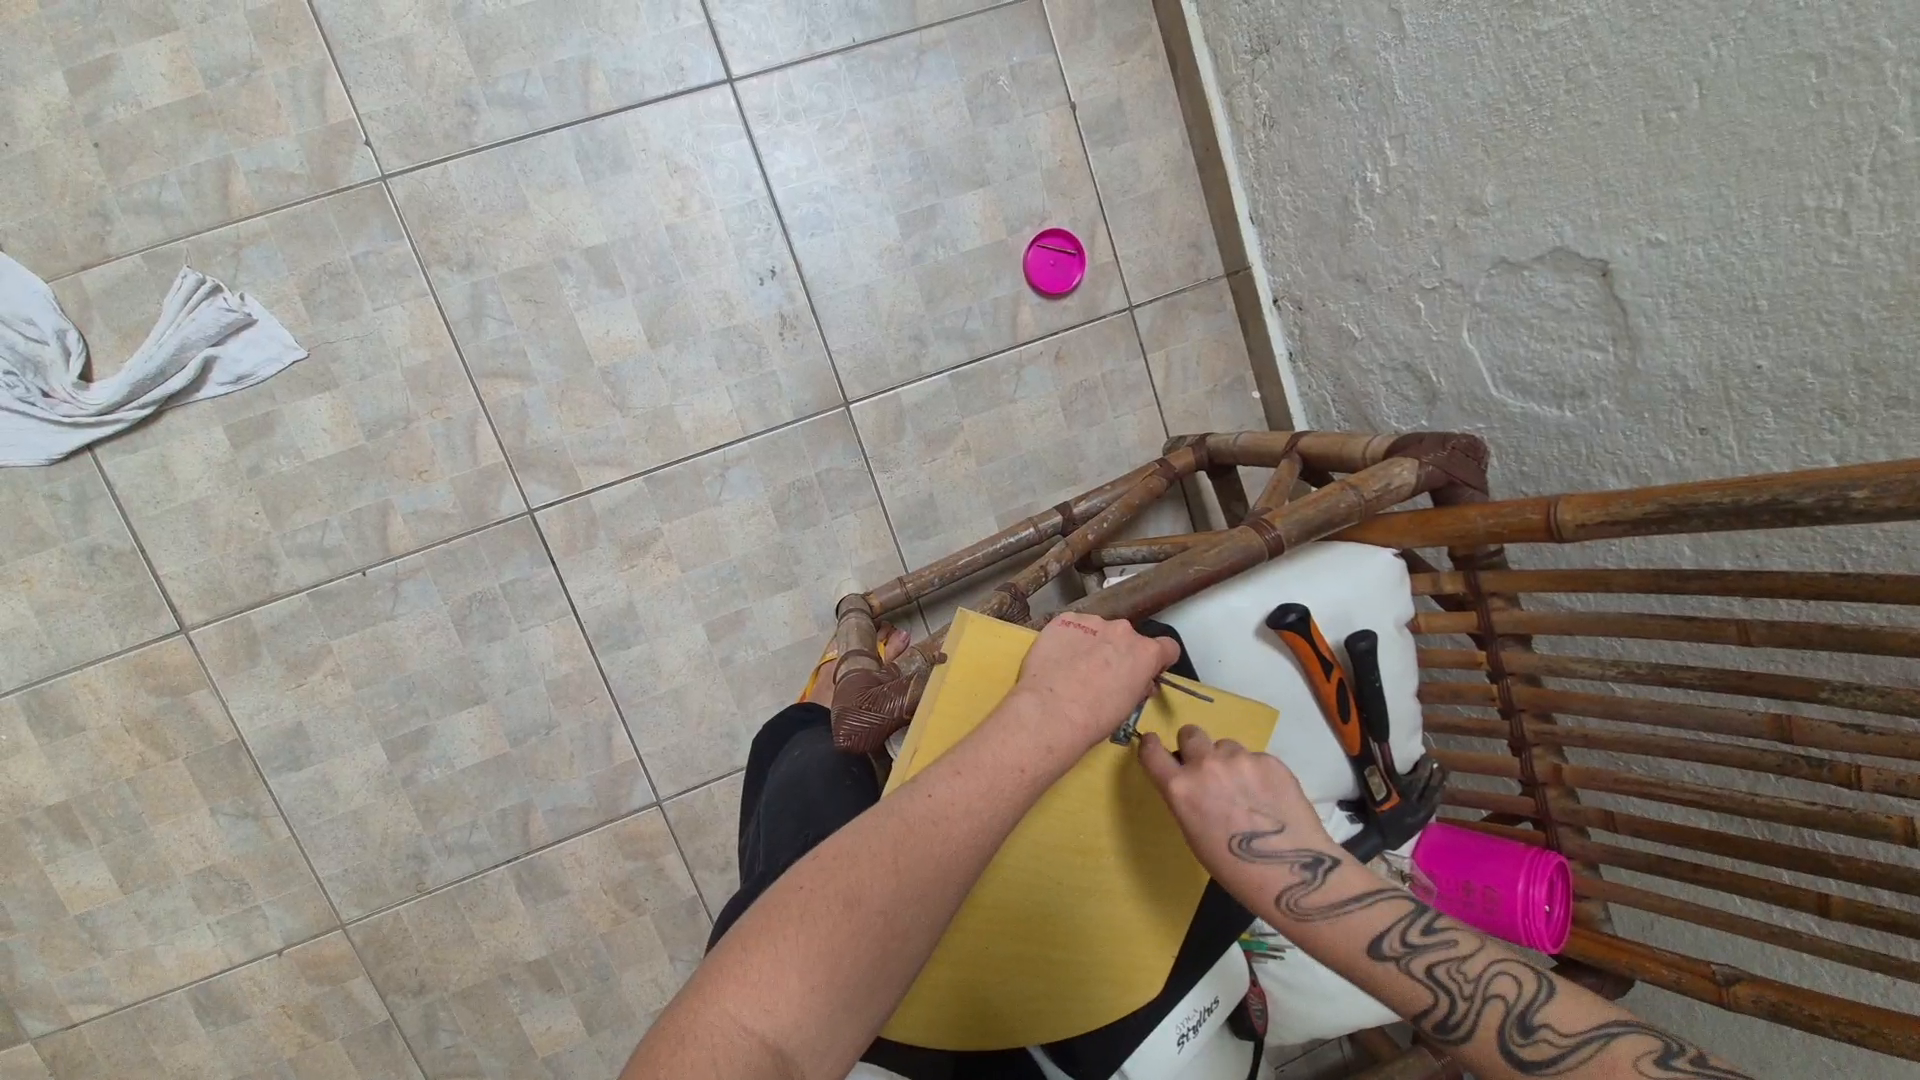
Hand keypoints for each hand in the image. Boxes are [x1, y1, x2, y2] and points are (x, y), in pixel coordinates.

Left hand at [1010, 614, 1181, 752]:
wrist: (1051, 712)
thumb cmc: (1094, 718)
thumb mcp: (1129, 706)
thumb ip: (1138, 685)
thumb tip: (1139, 682)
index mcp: (1146, 652)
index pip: (1167, 647)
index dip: (1157, 661)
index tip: (1145, 672)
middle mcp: (1123, 630)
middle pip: (1127, 638)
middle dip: (1119, 653)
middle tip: (1102, 675)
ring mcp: (1092, 622)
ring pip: (1098, 630)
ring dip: (1092, 644)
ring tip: (1074, 668)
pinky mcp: (1063, 620)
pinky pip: (1071, 626)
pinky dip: (1068, 639)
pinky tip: (1058, 659)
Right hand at [1139, 725, 1337, 880]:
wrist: (1293, 873)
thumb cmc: (1234, 868)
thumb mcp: (1193, 833)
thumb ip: (1186, 798)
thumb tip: (1191, 782)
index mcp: (1180, 788)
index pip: (1151, 750)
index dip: (1151, 745)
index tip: (1155, 744)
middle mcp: (1206, 765)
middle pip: (1190, 733)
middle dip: (1194, 747)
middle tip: (1207, 769)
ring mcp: (1240, 759)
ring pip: (1226, 746)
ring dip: (1228, 761)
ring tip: (1246, 790)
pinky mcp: (1270, 760)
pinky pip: (1255, 758)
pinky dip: (1257, 773)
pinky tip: (1270, 798)